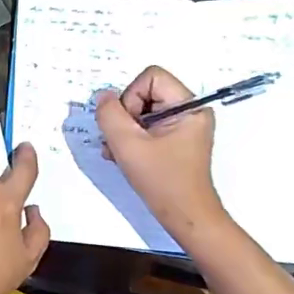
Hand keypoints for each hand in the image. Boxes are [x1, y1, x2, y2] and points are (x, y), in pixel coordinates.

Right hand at [94, 66, 228, 238]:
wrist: (185, 216)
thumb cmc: (162, 181)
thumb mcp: (128, 145)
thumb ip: (110, 115)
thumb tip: (103, 96)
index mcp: (189, 106)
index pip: (151, 77)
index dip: (130, 97)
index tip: (128, 126)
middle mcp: (190, 111)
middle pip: (145, 93)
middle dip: (125, 117)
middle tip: (119, 142)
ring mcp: (183, 126)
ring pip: (142, 111)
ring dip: (124, 130)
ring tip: (118, 153)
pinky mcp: (175, 140)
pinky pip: (147, 127)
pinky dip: (132, 139)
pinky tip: (123, 157)